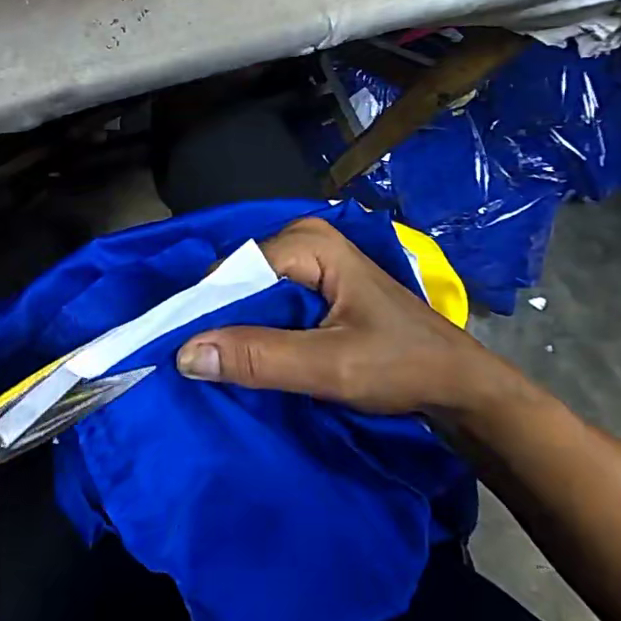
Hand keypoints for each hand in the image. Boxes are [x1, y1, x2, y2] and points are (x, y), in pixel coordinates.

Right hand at [176, 217, 523, 415]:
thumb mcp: (330, 366)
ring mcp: (312, 262)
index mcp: (312, 243)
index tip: (170, 351)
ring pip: (250, 291)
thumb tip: (185, 352)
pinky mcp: (316, 286)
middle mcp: (307, 241)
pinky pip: (267, 301)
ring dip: (229, 325)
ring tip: (201, 364)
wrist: (451, 379)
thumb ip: (261, 357)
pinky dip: (251, 327)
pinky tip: (235, 356)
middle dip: (213, 316)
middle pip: (239, 276)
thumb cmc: (401, 364)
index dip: (202, 308)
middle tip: (184, 364)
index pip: (234, 269)